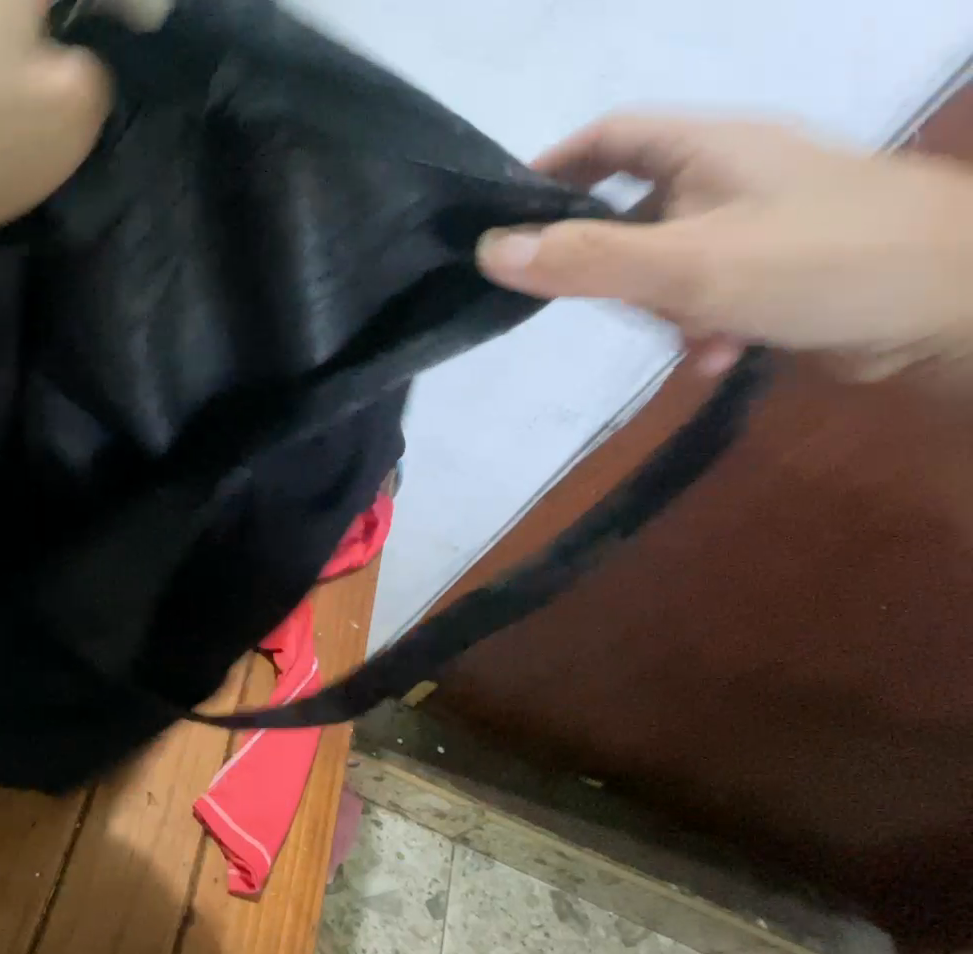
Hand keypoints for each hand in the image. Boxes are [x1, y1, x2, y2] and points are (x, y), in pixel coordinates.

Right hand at [476, 114, 972, 381]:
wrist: (971, 307)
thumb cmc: (823, 263)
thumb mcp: (686, 265)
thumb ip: (584, 259)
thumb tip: (489, 250)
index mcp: (711, 148)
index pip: (608, 137)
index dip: (551, 169)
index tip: (503, 220)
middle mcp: (734, 175)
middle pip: (628, 206)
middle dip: (603, 260)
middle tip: (584, 299)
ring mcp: (761, 221)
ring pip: (665, 258)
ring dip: (657, 304)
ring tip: (677, 335)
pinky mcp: (783, 266)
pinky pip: (710, 291)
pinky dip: (699, 325)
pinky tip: (712, 357)